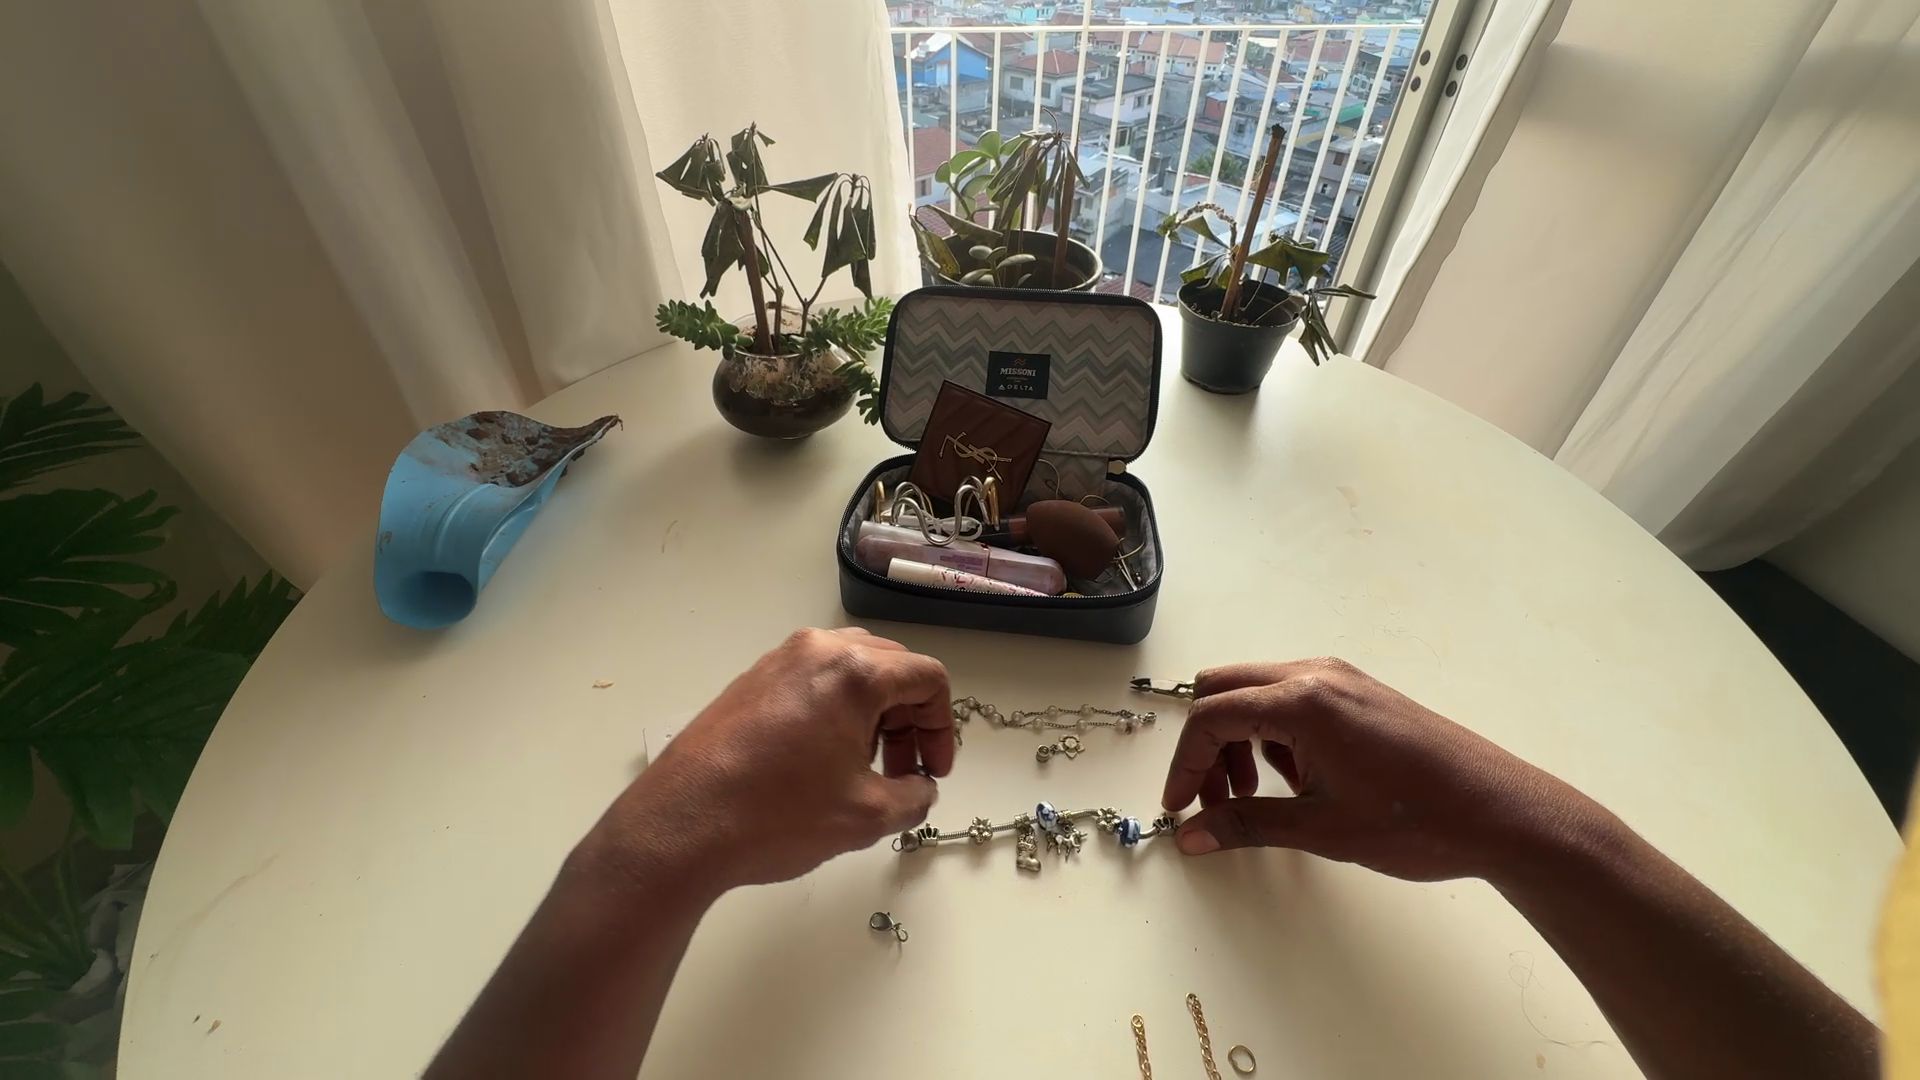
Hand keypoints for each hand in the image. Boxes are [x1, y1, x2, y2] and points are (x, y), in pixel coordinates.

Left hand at [581, 628, 951, 900]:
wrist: (677, 825)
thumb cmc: (779, 816)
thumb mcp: (866, 816)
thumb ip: (914, 796)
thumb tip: (920, 787)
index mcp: (855, 672)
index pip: (927, 677)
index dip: (942, 726)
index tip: (932, 771)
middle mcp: (819, 649)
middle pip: (892, 667)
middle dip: (909, 719)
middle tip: (902, 770)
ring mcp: (781, 658)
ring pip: (852, 669)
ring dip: (875, 712)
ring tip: (862, 766)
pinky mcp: (753, 677)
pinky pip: (815, 678)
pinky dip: (837, 708)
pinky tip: (820, 757)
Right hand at [1161, 657, 1593, 881]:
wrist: (1510, 815)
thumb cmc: (1417, 823)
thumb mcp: (1322, 829)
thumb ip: (1246, 825)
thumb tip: (1189, 838)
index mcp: (1301, 701)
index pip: (1210, 716)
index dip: (1185, 763)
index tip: (1179, 806)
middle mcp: (1313, 674)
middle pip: (1222, 689)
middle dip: (1206, 745)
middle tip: (1214, 798)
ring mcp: (1337, 677)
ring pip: (1253, 692)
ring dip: (1238, 738)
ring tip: (1259, 793)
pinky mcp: (1356, 690)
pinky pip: (1288, 697)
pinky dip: (1271, 732)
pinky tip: (1297, 777)